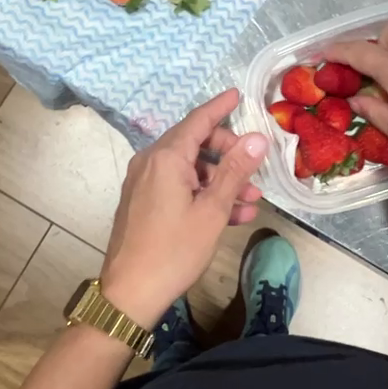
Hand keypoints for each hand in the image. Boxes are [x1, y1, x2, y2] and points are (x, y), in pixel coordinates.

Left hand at [97, 89, 267, 327]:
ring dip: (220, 179)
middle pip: (195, 143)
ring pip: (189, 168)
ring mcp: (144, 182)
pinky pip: (177, 186)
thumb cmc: (174, 250)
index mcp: (165, 157)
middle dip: (228, 153)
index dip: (220, 107)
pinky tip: (231, 215)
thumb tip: (257, 138)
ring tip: (251, 201)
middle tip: (254, 169)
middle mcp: (150, 162)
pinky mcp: (143, 201)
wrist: (130, 293)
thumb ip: (235, 171)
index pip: (198, 120)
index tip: (238, 94)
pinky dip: (203, 193)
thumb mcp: (212, 210)